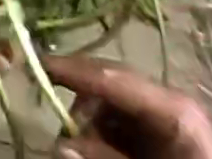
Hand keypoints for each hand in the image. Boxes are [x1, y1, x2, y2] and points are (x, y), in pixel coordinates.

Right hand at [44, 55, 211, 158]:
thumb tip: (59, 144)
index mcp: (173, 109)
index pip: (113, 77)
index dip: (74, 69)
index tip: (37, 62)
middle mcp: (169, 103)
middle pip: (111, 87)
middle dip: (81, 106)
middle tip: (62, 135)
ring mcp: (169, 118)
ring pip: (114, 106)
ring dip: (91, 125)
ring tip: (80, 148)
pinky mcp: (166, 135)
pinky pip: (124, 124)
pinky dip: (105, 136)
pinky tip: (97, 150)